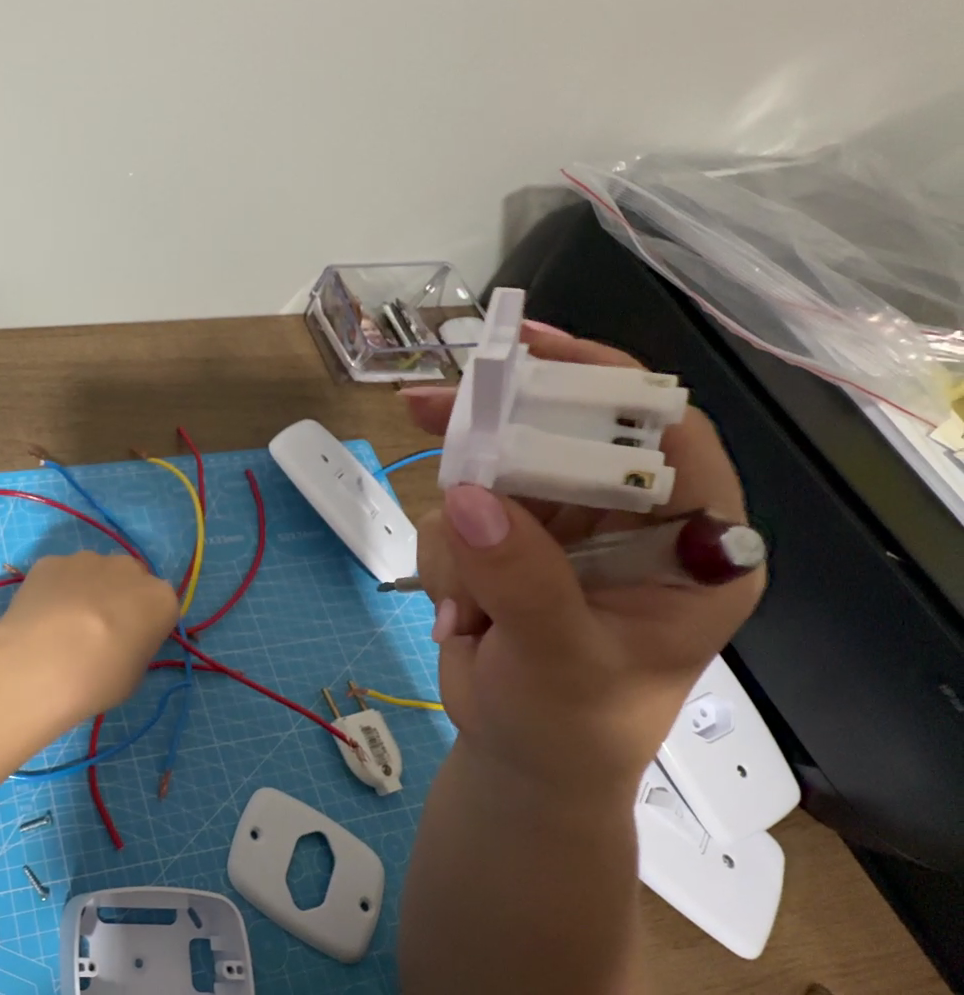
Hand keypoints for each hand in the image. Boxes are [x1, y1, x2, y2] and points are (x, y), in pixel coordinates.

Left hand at [0, 552, 180, 720]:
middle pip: (130, 581)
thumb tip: (122, 638)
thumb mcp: (134, 674)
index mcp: (159, 598)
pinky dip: (57, 589)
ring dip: (87, 590)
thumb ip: (136, 645)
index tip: (129, 644)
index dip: (146, 626)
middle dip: (119, 599)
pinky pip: (61, 574)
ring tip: (63, 625)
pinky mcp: (50, 561)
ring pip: (94, 572)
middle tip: (98, 632)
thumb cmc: (96, 679)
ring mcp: (86, 559)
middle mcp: (127, 568)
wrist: (37, 667)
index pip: (161, 607)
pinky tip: (42, 616)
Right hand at [401, 322, 765, 796]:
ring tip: (461, 601)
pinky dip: (440, 557)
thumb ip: (524, 580)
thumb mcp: (562, 661)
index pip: (666, 438)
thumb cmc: (572, 724)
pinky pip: (453, 515)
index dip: (606, 383)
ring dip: (457, 529)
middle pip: (558, 438)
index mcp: (688, 546)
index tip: (531, 349)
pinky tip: (458, 613)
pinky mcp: (503, 545)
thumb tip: (468, 498)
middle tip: (423, 404)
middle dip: (491, 435)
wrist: (519, 761)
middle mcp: (625, 525)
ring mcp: (557, 533)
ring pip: (489, 477)